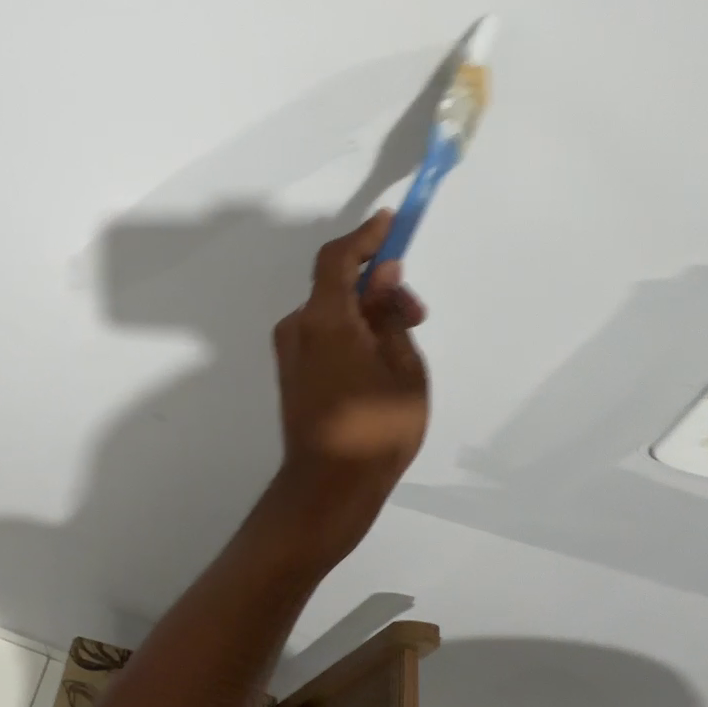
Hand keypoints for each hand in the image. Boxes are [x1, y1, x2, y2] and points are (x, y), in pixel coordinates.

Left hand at [264, 211, 429, 562]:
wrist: (328, 484)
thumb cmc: (376, 428)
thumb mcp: (404, 367)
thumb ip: (391, 315)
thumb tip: (384, 276)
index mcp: (323, 319)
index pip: (337, 258)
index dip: (364, 236)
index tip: (392, 222)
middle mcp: (297, 327)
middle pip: (337, 286)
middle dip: (377, 286)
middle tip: (417, 311)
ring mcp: (290, 351)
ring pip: (332, 312)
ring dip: (367, 313)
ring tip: (406, 343)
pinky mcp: (291, 371)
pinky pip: (323, 334)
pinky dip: (351, 332)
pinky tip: (379, 359)